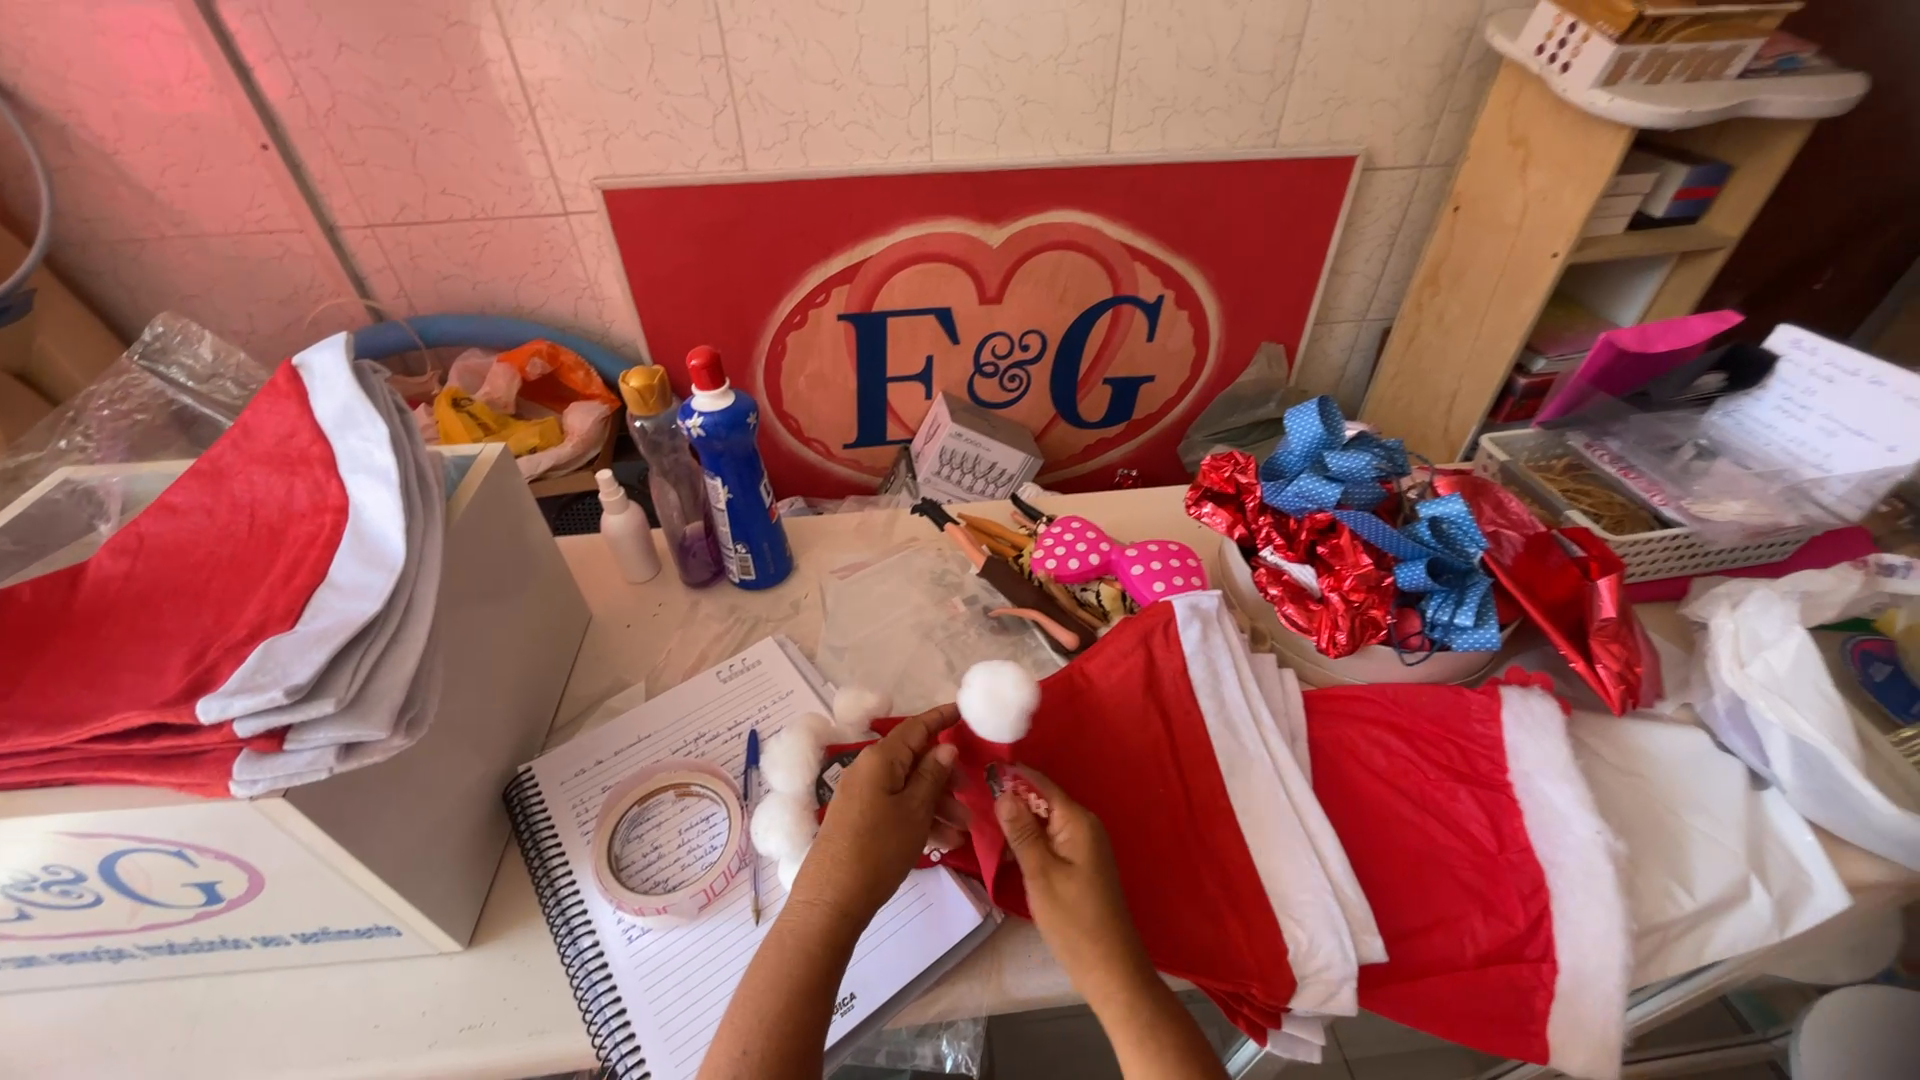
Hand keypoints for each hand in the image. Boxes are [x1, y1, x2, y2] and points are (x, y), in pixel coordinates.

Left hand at [789, 704, 965, 924]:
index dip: (941, 717)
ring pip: (909, 788)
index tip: (964, 710)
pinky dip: (921, 819)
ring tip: (964, 830)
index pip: (916, 726)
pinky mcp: (861, 819)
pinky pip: (897, 808)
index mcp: (880, 758)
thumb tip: (945, 746)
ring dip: (938, 804)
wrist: (832, 899)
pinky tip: (945, 842)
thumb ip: (932, 775)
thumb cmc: (879, 849)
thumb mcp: (915, 810)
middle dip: (946, 776)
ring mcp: (863, 795)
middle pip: (915, 760)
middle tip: (971, 794)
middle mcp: (869, 770)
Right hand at [994, 768, 1155, 1002]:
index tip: (979, 773)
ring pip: (1045, 820)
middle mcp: (1085, 825)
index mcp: (1078, 821)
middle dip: (1012, 799)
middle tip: (974, 802)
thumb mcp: (1040, 874)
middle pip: (1042, 800)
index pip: (1040, 783)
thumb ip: (1022, 831)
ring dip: (1019, 822)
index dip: (1011, 776)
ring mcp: (1085, 844)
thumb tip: (1004, 792)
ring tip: (984, 822)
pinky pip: (1052, 838)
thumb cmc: (1074, 921)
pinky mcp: (1082, 863)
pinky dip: (1031, 840)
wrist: (1111, 969)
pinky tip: (1009, 848)